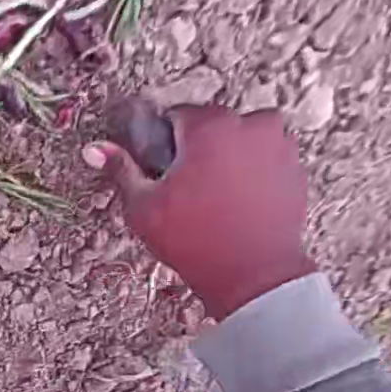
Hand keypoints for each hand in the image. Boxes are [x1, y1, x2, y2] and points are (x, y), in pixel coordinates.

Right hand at [84, 105, 316, 319]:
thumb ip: (122, 171)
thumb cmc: (197, 241)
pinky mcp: (294, 168)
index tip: (161, 170)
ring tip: (211, 201)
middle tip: (185, 192)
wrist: (253, 275)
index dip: (163, 145)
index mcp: (211, 126)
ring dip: (224, 161)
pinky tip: (233, 205)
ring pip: (239, 143)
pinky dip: (249, 175)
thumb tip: (95, 149)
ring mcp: (279, 145)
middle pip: (211, 128)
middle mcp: (251, 124)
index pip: (176, 116)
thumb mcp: (144, 207)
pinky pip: (263, 161)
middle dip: (196, 153)